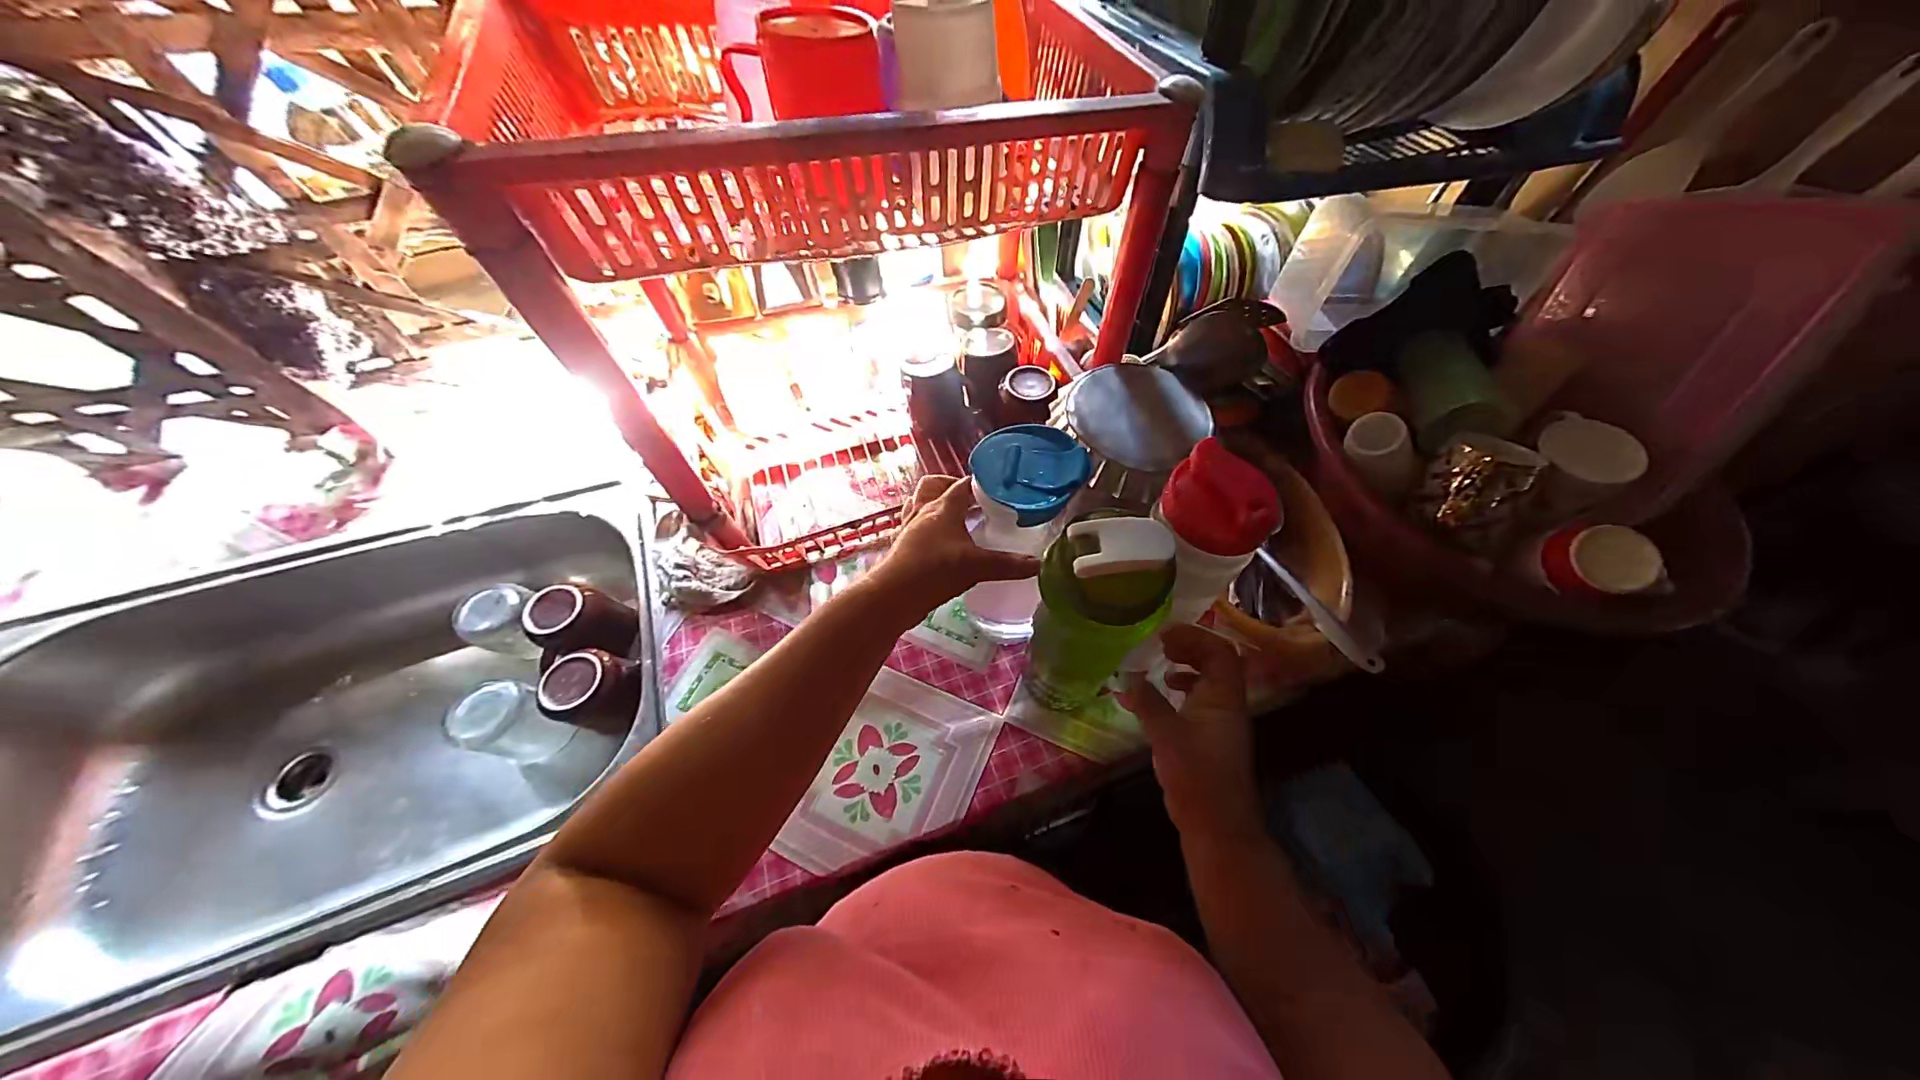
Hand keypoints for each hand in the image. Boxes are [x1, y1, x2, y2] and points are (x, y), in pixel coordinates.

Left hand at [867, 476, 1039, 616]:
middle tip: (971, 501)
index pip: (962, 485)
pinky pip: (913, 527)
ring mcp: (908, 529)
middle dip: (951, 487)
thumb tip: (1039, 564)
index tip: (997, 488)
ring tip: (954, 518)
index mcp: (942, 508)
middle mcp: (922, 512)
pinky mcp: (901, 547)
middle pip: (932, 486)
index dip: (980, 482)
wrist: (893, 596)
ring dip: (935, 505)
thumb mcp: (977, 567)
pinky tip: (939, 544)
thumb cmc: (934, 571)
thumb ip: (1008, 564)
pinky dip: (926, 528)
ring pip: (919, 504)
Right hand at [1122, 624, 1264, 842]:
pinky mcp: (1211, 739)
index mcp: (1224, 698)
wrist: (1217, 825)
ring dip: (1188, 667)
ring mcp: (1221, 723)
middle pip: (1218, 663)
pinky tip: (1161, 697)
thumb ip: (1147, 702)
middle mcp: (1228, 705)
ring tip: (1162, 665)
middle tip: (1162, 644)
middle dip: (1191, 647)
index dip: (1195, 637)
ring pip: (1210, 682)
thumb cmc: (1195, 775)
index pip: (1220, 652)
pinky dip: (1182, 691)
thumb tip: (1128, 675)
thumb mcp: (1165, 734)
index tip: (1165, 635)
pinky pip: (1200, 701)